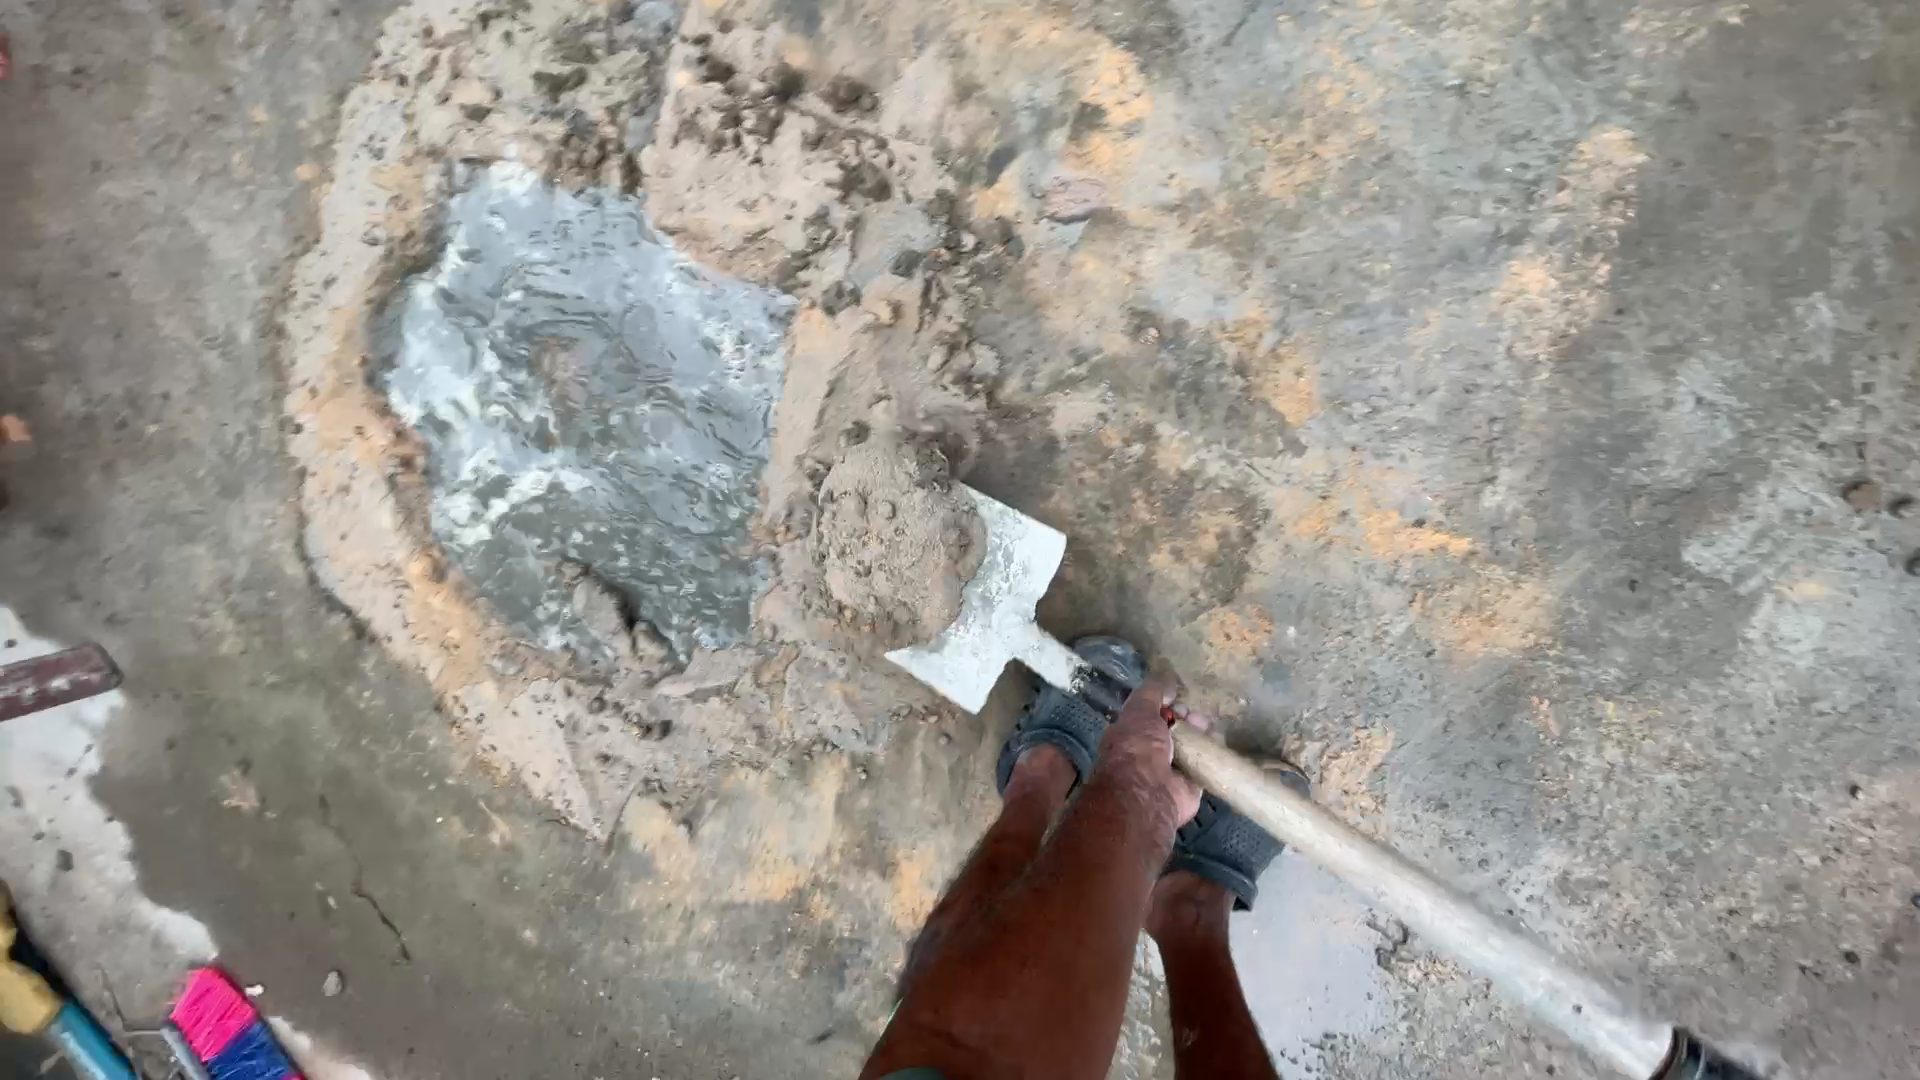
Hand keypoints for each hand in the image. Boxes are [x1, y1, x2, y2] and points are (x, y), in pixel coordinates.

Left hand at [1091, 673, 1203, 837]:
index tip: (1179, 698)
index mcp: (1129, 734)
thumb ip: (1152, 693)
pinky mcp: (1189, 787)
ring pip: (1188, 748)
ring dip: (1199, 735)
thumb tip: (1168, 680)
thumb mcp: (1139, 709)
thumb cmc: (1137, 746)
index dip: (1166, 705)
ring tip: (1208, 725)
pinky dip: (1211, 756)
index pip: (1150, 715)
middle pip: (1172, 731)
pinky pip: (1202, 767)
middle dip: (1186, 719)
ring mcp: (1168, 771)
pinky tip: (1219, 743)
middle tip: (1197, 715)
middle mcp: (1147, 753)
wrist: (1147, 793)